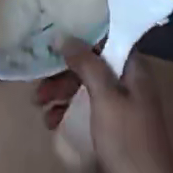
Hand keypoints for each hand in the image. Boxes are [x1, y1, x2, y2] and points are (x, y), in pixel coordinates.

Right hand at [35, 39, 172, 172]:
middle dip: (64, 73)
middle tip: (40, 84)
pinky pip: (86, 112)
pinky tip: (52, 123)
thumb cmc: (126, 137)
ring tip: (39, 105)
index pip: (106, 40)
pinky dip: (68, 113)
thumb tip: (64, 35)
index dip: (81, 38)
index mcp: (133, 68)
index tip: (56, 40)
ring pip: (86, 90)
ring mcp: (120, 108)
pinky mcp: (111, 130)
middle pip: (91, 67)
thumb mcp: (106, 97)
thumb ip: (87, 64)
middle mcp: (127, 83)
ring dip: (61, 93)